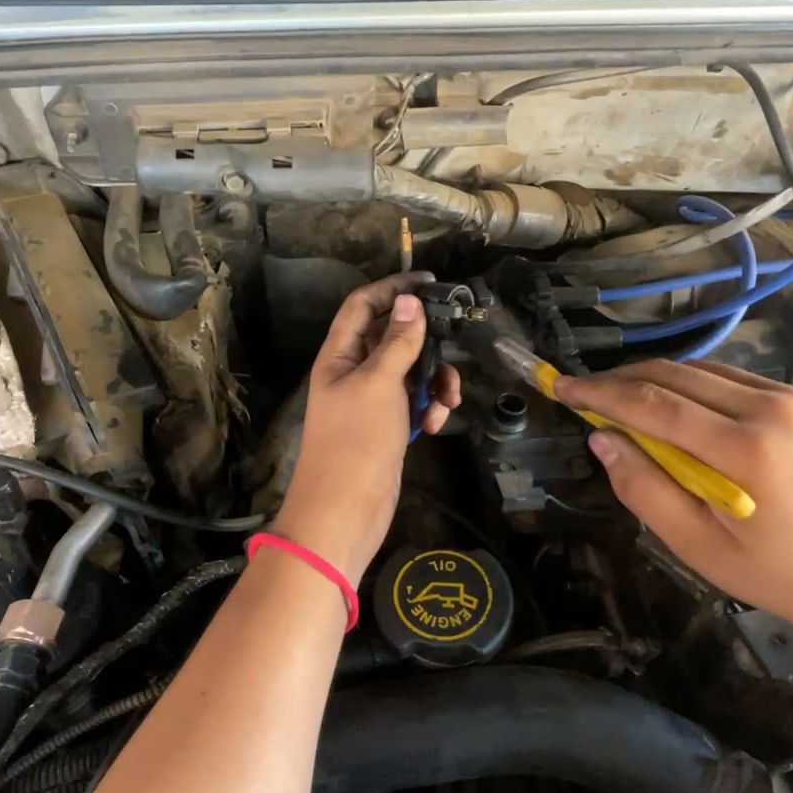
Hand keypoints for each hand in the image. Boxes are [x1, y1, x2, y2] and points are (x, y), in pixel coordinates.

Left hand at [273, 273, 461, 580]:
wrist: (345, 510)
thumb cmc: (356, 442)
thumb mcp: (379, 384)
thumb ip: (398, 342)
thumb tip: (410, 300)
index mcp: (339, 356)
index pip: (363, 306)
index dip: (393, 289)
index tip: (430, 282)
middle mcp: (353, 372)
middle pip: (393, 337)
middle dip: (425, 342)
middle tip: (452, 345)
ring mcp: (371, 401)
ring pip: (410, 372)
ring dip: (433, 380)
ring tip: (446, 399)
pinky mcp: (388, 426)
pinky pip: (414, 402)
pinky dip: (429, 407)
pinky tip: (436, 423)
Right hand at [557, 360, 792, 638]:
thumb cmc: (787, 577)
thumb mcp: (702, 549)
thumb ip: (645, 489)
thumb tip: (602, 440)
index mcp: (747, 449)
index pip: (653, 404)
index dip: (600, 393)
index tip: (562, 387)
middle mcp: (776, 408)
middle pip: (677, 375)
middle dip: (622, 379)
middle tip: (584, 392)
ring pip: (708, 372)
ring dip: (659, 381)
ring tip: (623, 400)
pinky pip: (740, 383)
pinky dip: (700, 389)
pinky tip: (683, 412)